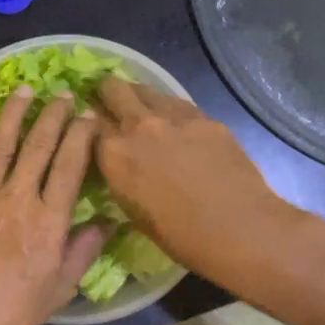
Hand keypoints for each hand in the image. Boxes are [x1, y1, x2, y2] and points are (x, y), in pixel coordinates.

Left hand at [0, 88, 107, 324]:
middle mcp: (17, 199)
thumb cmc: (16, 311)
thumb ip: (83, 250)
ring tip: (25, 91)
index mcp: (49, 220)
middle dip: (53, 117)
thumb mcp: (61, 286)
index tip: (89, 116)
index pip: (70, 165)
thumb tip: (107, 221)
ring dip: (14, 115)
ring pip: (1, 145)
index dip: (81, 136)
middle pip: (39, 147)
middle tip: (62, 95)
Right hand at [95, 79, 318, 293]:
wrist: (237, 228)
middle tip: (107, 97)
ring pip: (147, 89)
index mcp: (113, 154)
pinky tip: (175, 122)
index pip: (89, 123)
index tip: (88, 122)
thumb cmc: (177, 234)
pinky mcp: (204, 118)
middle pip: (113, 90)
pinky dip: (170, 109)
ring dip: (138, 95)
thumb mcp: (129, 205)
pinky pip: (178, 104)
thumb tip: (116, 159)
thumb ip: (117, 173)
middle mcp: (137, 126)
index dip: (87, 121)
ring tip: (141, 105)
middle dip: (107, 90)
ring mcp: (173, 118)